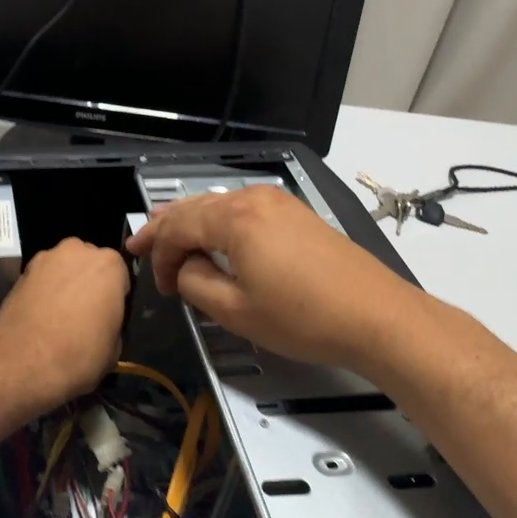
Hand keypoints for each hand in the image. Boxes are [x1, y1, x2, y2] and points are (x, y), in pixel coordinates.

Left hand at [0, 237, 128, 406]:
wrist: (25, 360)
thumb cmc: (80, 353)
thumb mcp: (115, 346)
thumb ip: (113, 319)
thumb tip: (102, 320)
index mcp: (109, 264)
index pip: (120, 275)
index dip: (115, 297)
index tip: (109, 316)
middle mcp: (77, 251)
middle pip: (89, 263)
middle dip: (88, 282)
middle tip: (84, 313)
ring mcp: (45, 257)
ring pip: (63, 267)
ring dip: (64, 283)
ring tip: (59, 315)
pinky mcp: (21, 271)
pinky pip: (42, 278)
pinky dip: (43, 290)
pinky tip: (40, 315)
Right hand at [125, 186, 426, 370]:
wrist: (379, 318)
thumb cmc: (304, 318)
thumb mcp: (236, 311)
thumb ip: (195, 283)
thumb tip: (185, 269)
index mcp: (235, 218)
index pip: (178, 228)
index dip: (159, 255)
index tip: (157, 286)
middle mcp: (253, 198)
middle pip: (195, 207)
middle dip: (165, 228)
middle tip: (138, 243)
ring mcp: (278, 202)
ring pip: (218, 205)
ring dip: (191, 222)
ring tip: (166, 234)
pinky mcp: (296, 214)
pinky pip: (242, 211)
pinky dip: (218, 222)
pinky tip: (211, 234)